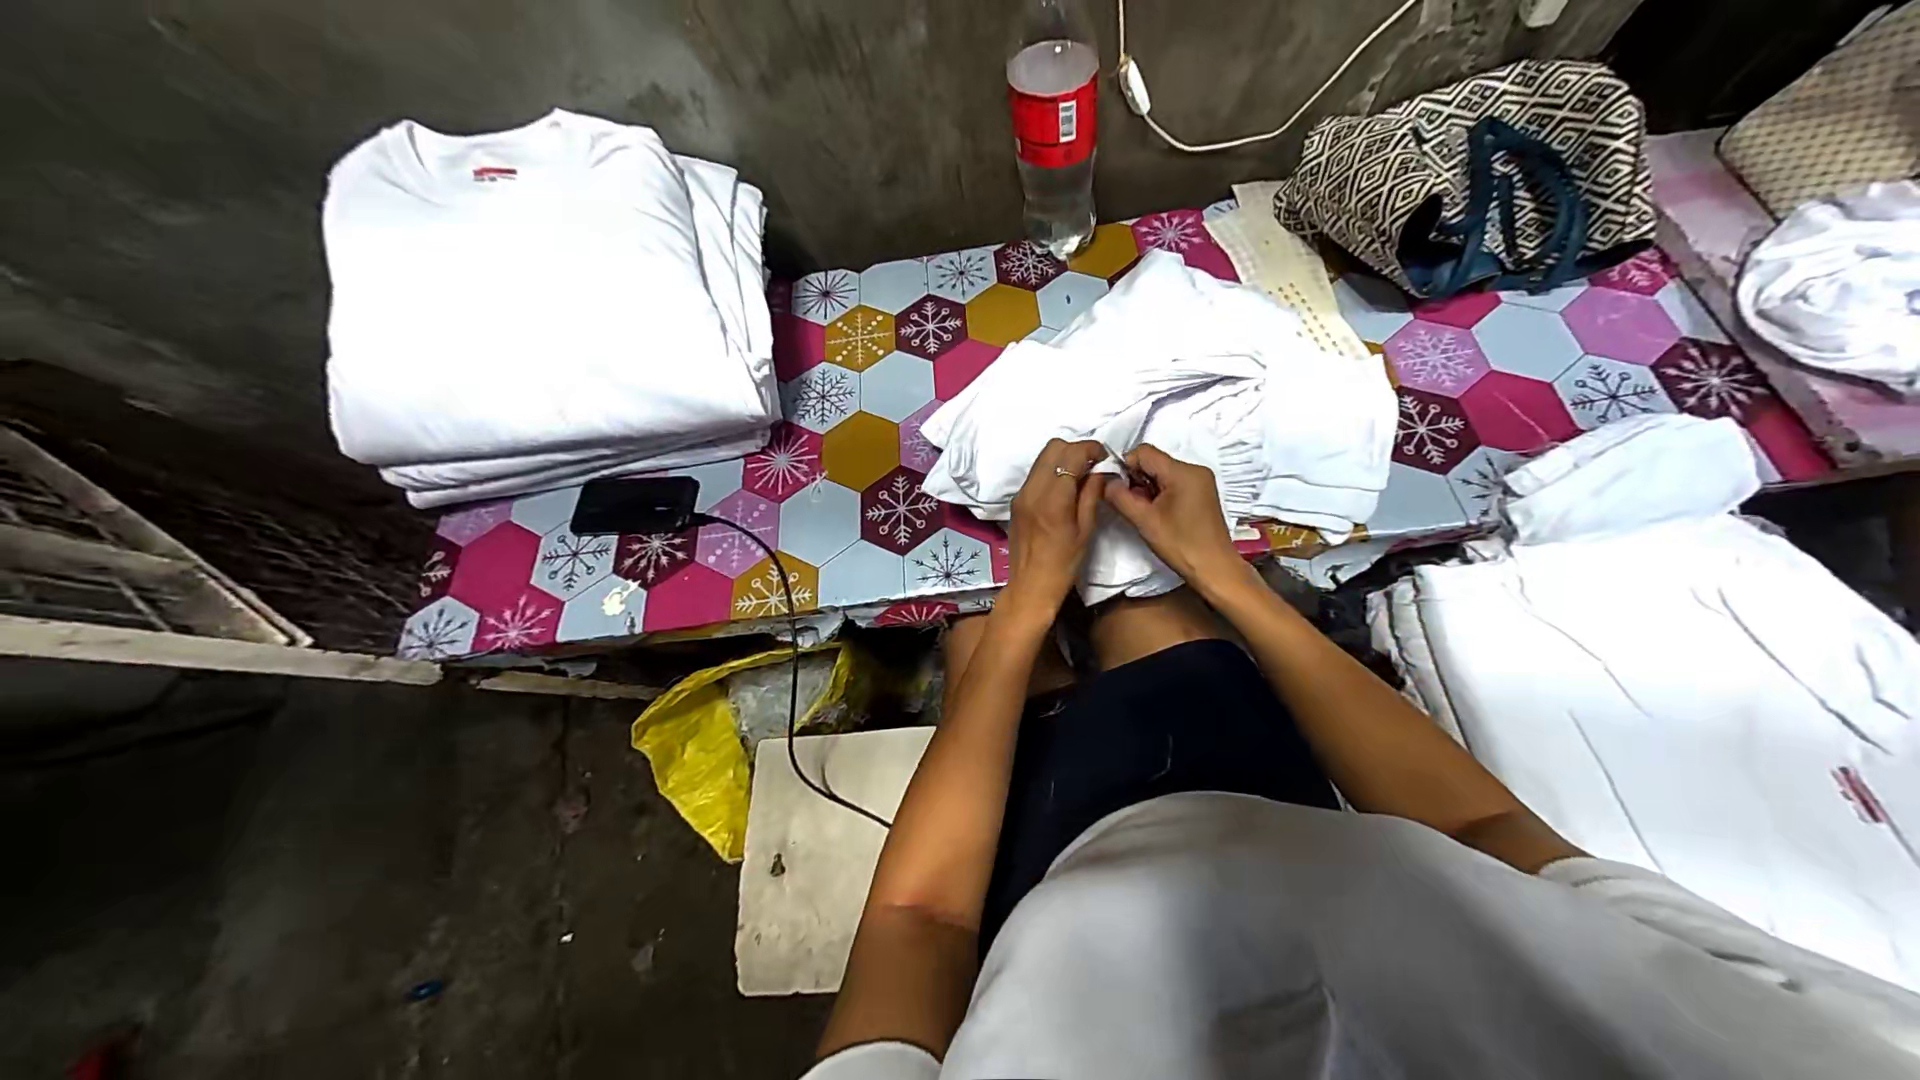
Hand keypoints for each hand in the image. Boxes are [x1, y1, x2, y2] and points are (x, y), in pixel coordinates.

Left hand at [1003, 439, 1108, 616]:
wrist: (1030, 586)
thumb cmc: (1064, 564)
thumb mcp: (1086, 530)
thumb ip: (1092, 495)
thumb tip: (1100, 470)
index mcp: (1052, 499)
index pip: (1071, 455)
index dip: (1091, 449)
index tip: (1104, 458)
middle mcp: (1032, 491)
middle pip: (1053, 448)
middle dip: (1076, 450)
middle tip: (1093, 465)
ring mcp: (1021, 495)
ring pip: (1042, 458)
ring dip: (1063, 459)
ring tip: (1081, 475)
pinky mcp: (1016, 501)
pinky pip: (1035, 474)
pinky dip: (1052, 472)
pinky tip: (1065, 488)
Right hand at [1104, 443, 1244, 589]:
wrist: (1214, 569)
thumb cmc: (1181, 545)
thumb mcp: (1144, 521)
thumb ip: (1120, 497)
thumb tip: (1106, 482)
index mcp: (1183, 472)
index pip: (1144, 452)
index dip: (1125, 466)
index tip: (1118, 490)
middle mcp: (1195, 470)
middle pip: (1154, 461)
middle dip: (1136, 479)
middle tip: (1132, 505)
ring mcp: (1201, 481)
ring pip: (1162, 473)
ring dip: (1147, 488)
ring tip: (1146, 513)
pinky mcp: (1201, 493)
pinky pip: (1173, 483)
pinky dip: (1160, 494)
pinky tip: (1158, 514)